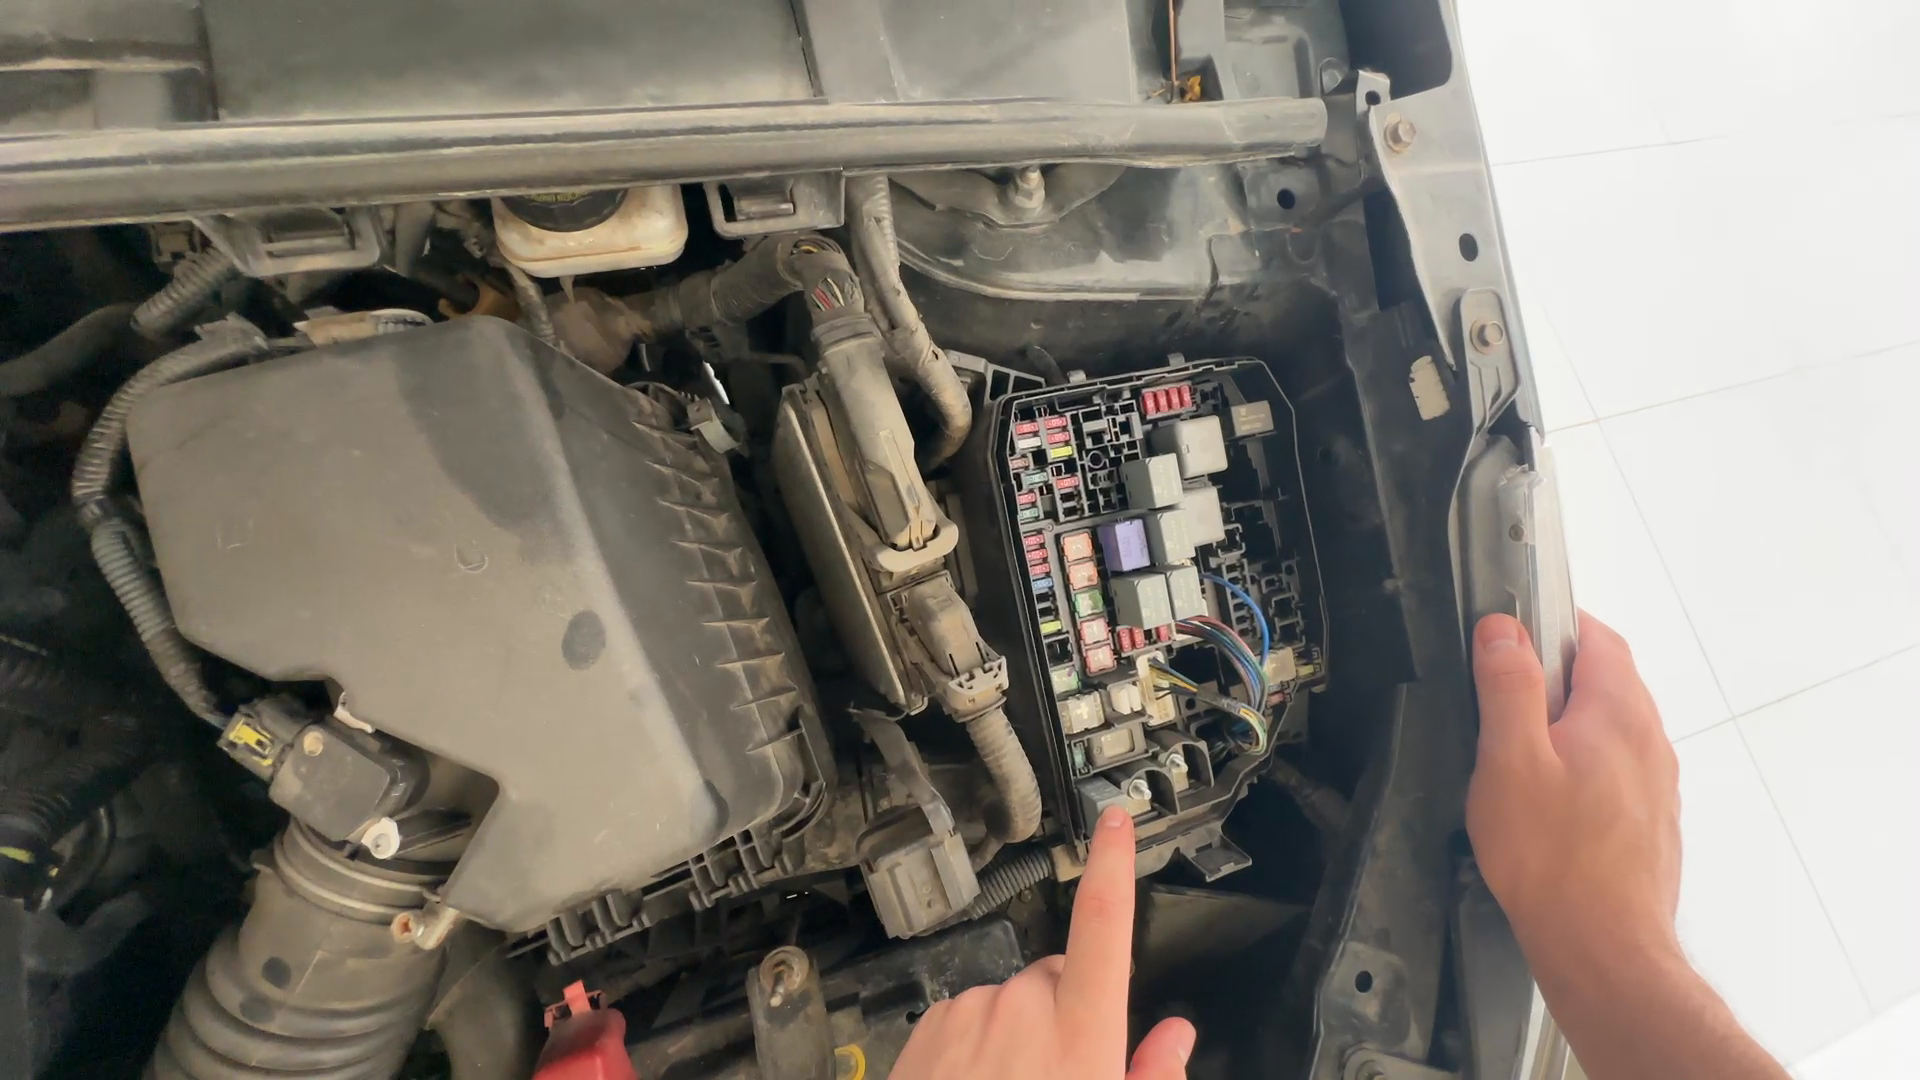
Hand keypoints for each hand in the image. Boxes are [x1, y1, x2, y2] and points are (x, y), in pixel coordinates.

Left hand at [891, 806, 1195, 1079]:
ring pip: (1012, 1001)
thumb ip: (1150, 1077)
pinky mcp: (930, 1025)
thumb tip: (1178, 1036)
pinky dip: (978, 1042)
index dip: (1114, 863)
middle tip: (1064, 1076)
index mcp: (1079, 1033)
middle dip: (1067, 1011)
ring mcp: (971, 1012)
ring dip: (1018, 1033)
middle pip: (1059, 977)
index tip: (1116, 820)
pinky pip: (969, 1015)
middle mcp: (1022, 1008)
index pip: (1104, 925)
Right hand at [1466, 612, 1682, 969]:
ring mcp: (1654, 783)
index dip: (1557, 622)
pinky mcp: (1647, 816)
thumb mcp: (1509, 756)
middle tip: (1495, 682)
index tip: (1509, 628)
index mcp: (1618, 716)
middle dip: (1555, 667)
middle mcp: (1649, 742)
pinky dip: (1578, 747)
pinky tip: (1541, 782)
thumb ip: (1508, 686)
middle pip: (1608, 678)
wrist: (1600, 941)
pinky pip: (1613, 759)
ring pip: (1610, 721)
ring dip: (1566, 710)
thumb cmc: (1546, 846)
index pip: (1601, 641)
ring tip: (1510, 734)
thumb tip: (1502, 627)